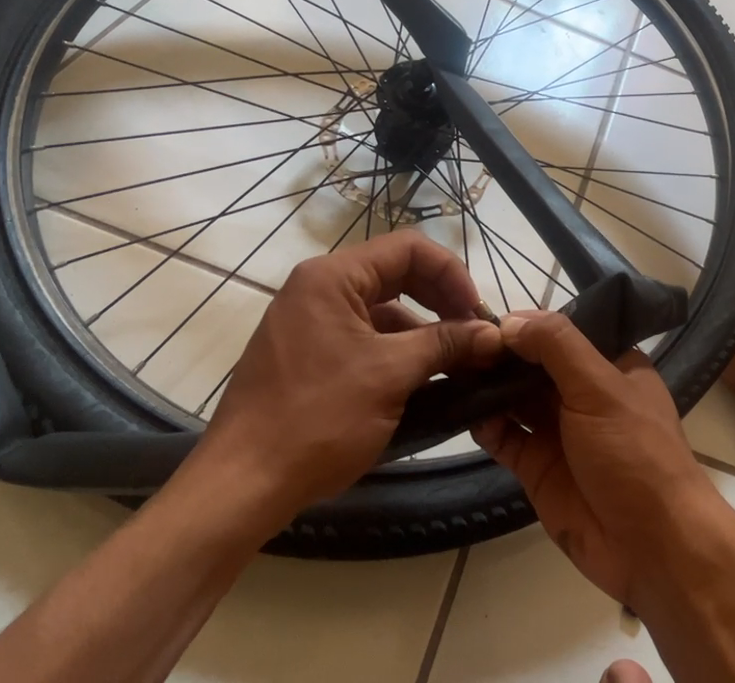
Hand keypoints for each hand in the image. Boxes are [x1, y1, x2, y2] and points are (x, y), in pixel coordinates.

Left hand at [191, 230, 503, 532]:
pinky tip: (424, 382)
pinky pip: (363, 339)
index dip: (452, 274)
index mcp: (332, 278)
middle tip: (476, 337)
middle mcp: (317, 289)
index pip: (409, 249)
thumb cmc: (319, 419)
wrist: (242, 486)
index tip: (479, 314)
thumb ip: (445, 344)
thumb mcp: (391, 375)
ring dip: (424, 332)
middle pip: (397, 275)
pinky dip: (397, 353)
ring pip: (383, 311)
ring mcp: (308, 323)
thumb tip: (492, 332)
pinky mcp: (306, 357)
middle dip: (442, 303)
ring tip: (460, 365)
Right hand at [472, 312, 724, 605]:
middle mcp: (582, 393)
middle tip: (456, 342)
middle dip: (499, 354)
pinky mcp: (537, 467)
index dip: (527, 323)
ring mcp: (558, 431)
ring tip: (450, 370)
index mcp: (610, 365)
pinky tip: (462, 412)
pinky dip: (484, 424)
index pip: (563, 332)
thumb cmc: (635, 454)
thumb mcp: (601, 388)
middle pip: (533, 363)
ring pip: (513, 398)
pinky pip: (503, 437)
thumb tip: (510, 320)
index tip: (484, 315)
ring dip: (486, 386)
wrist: (651, 545)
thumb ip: (557, 347)